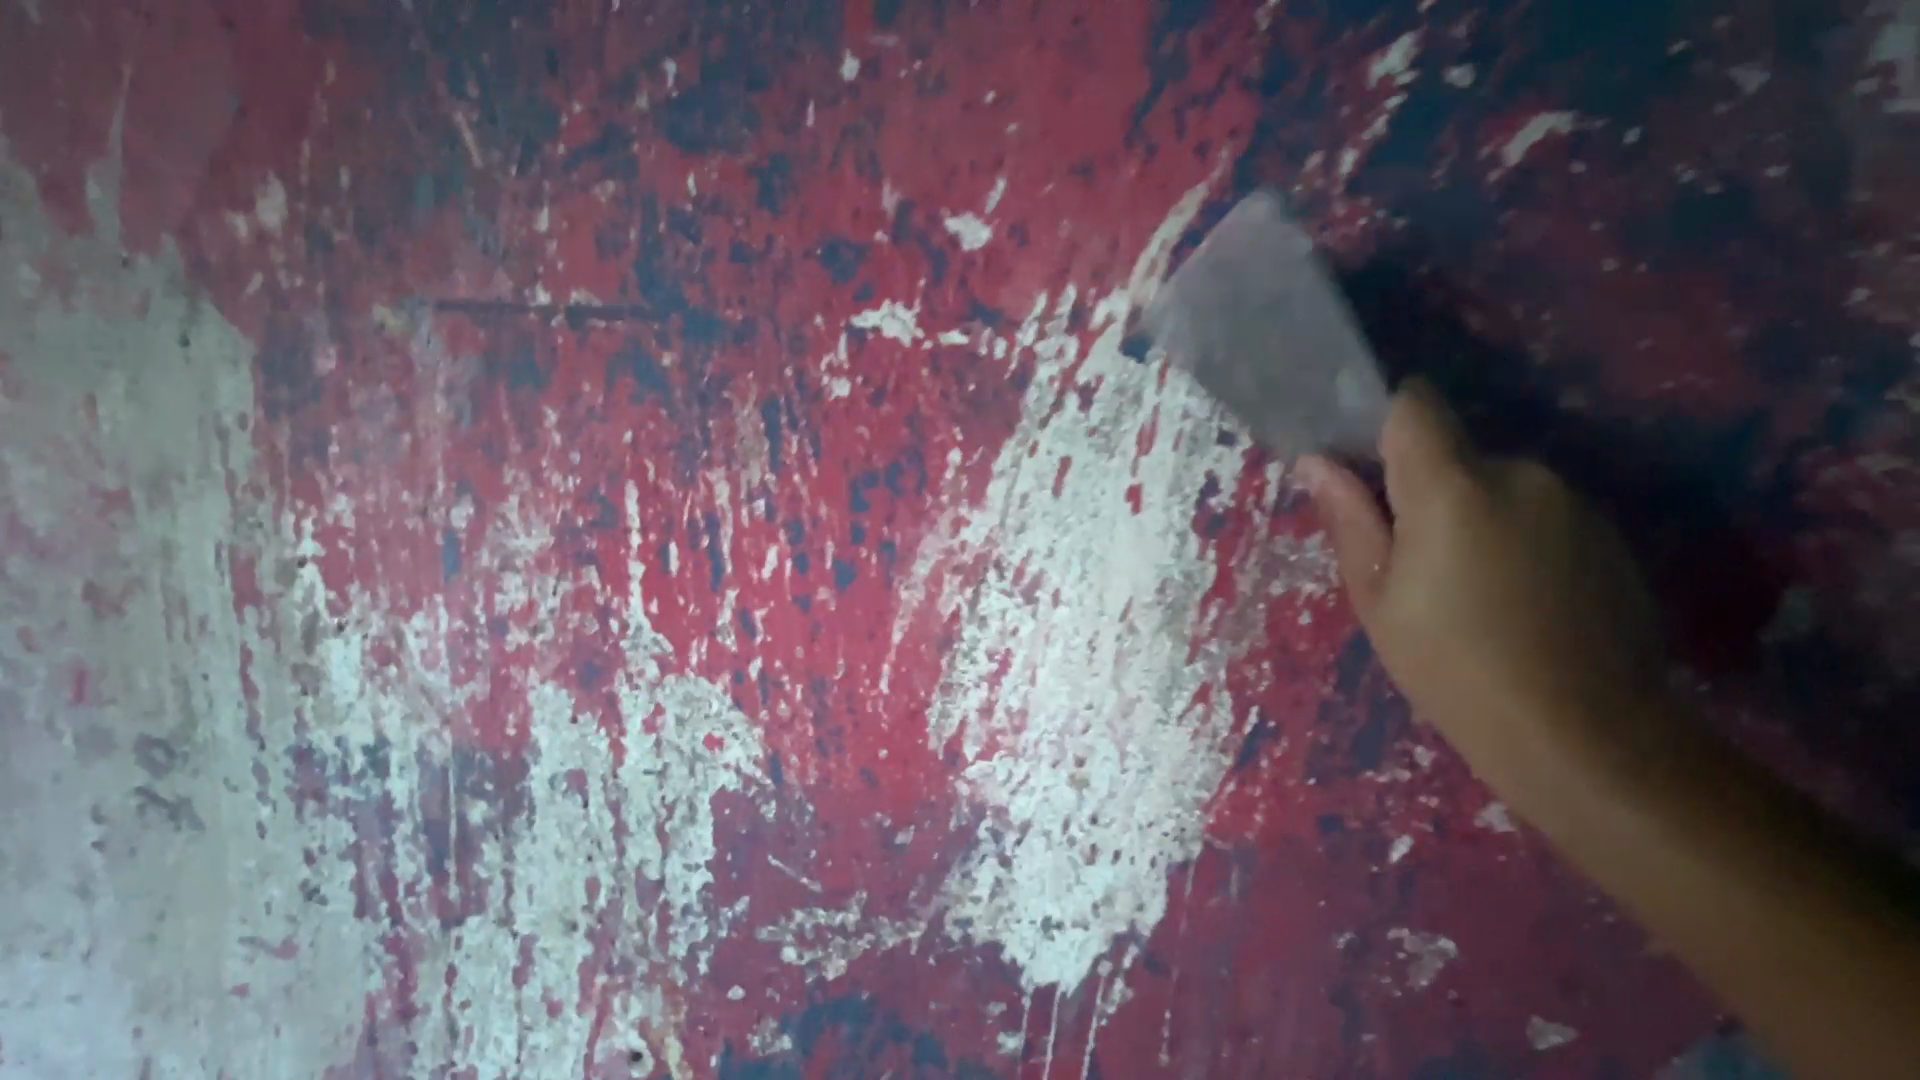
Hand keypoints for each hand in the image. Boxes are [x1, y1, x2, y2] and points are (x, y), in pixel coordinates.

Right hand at [1296, 381, 1669, 806]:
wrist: (1580, 732)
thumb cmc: (1449, 665)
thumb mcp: (1376, 596)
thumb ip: (1349, 518)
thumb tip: (1315, 462)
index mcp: (1452, 486)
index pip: (1415, 404)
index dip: (1386, 422)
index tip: (1367, 465)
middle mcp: (1520, 474)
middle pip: (1456, 454)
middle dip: (1429, 490)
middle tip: (1414, 561)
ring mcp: (1574, 503)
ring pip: (1500, 488)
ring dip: (1477, 518)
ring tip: (1471, 592)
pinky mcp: (1610, 536)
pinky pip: (1543, 516)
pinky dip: (1519, 541)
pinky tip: (1518, 603)